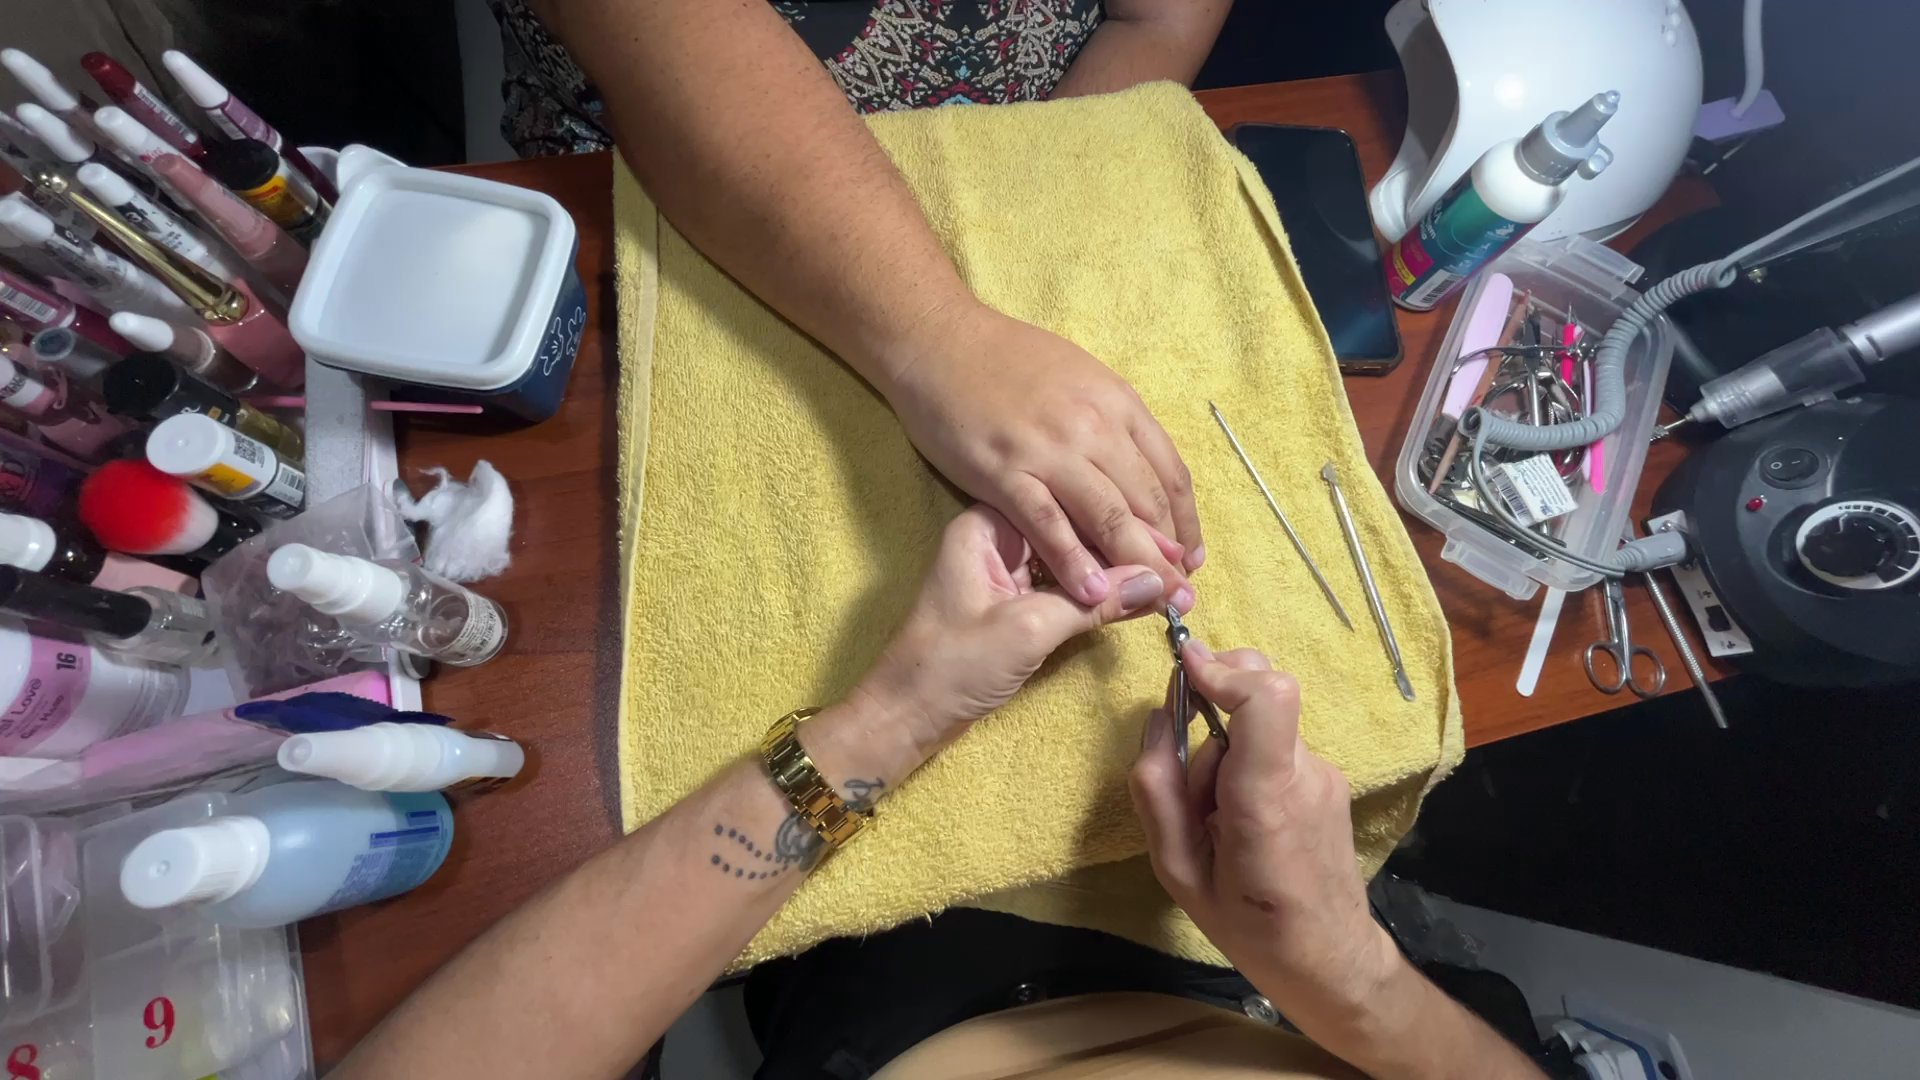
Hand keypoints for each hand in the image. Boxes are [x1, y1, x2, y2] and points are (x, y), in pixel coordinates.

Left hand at [856, 504, 1164, 754]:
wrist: (907, 714)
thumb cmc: (953, 665)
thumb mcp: (1028, 629)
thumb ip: (1094, 602)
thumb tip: (1160, 583)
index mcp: (988, 525)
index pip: (1065, 506)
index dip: (1119, 523)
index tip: (1171, 545)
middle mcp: (997, 536)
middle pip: (1073, 529)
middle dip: (1124, 549)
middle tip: (1182, 566)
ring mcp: (1005, 569)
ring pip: (1072, 558)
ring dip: (1115, 573)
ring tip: (1169, 582)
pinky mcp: (1012, 599)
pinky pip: (1063, 584)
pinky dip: (1096, 593)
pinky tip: (1134, 599)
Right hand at [882, 305, 1202, 612]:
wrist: (939, 342)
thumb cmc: (1006, 358)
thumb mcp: (1078, 376)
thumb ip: (1110, 421)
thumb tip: (1138, 469)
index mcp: (1116, 402)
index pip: (1168, 473)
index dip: (1185, 523)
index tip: (1189, 558)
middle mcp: (1093, 426)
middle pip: (1146, 502)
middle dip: (1170, 556)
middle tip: (1184, 597)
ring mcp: (1049, 450)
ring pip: (1107, 517)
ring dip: (1136, 566)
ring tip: (1155, 607)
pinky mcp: (1005, 473)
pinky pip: (1048, 525)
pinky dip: (1073, 562)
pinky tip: (1092, 593)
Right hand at [1129, 642, 1397, 1036]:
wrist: (1332, 962)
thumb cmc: (1247, 922)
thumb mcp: (1174, 867)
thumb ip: (1156, 786)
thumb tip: (1159, 716)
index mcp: (1265, 796)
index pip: (1267, 696)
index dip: (1221, 670)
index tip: (1184, 667)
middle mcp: (1305, 771)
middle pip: (1259, 691)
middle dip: (1210, 702)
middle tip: (1186, 758)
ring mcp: (1324, 771)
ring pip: (1259, 721)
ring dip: (1223, 746)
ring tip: (1214, 812)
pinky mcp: (1328, 776)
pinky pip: (1273, 742)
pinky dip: (1244, 758)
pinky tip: (1239, 815)